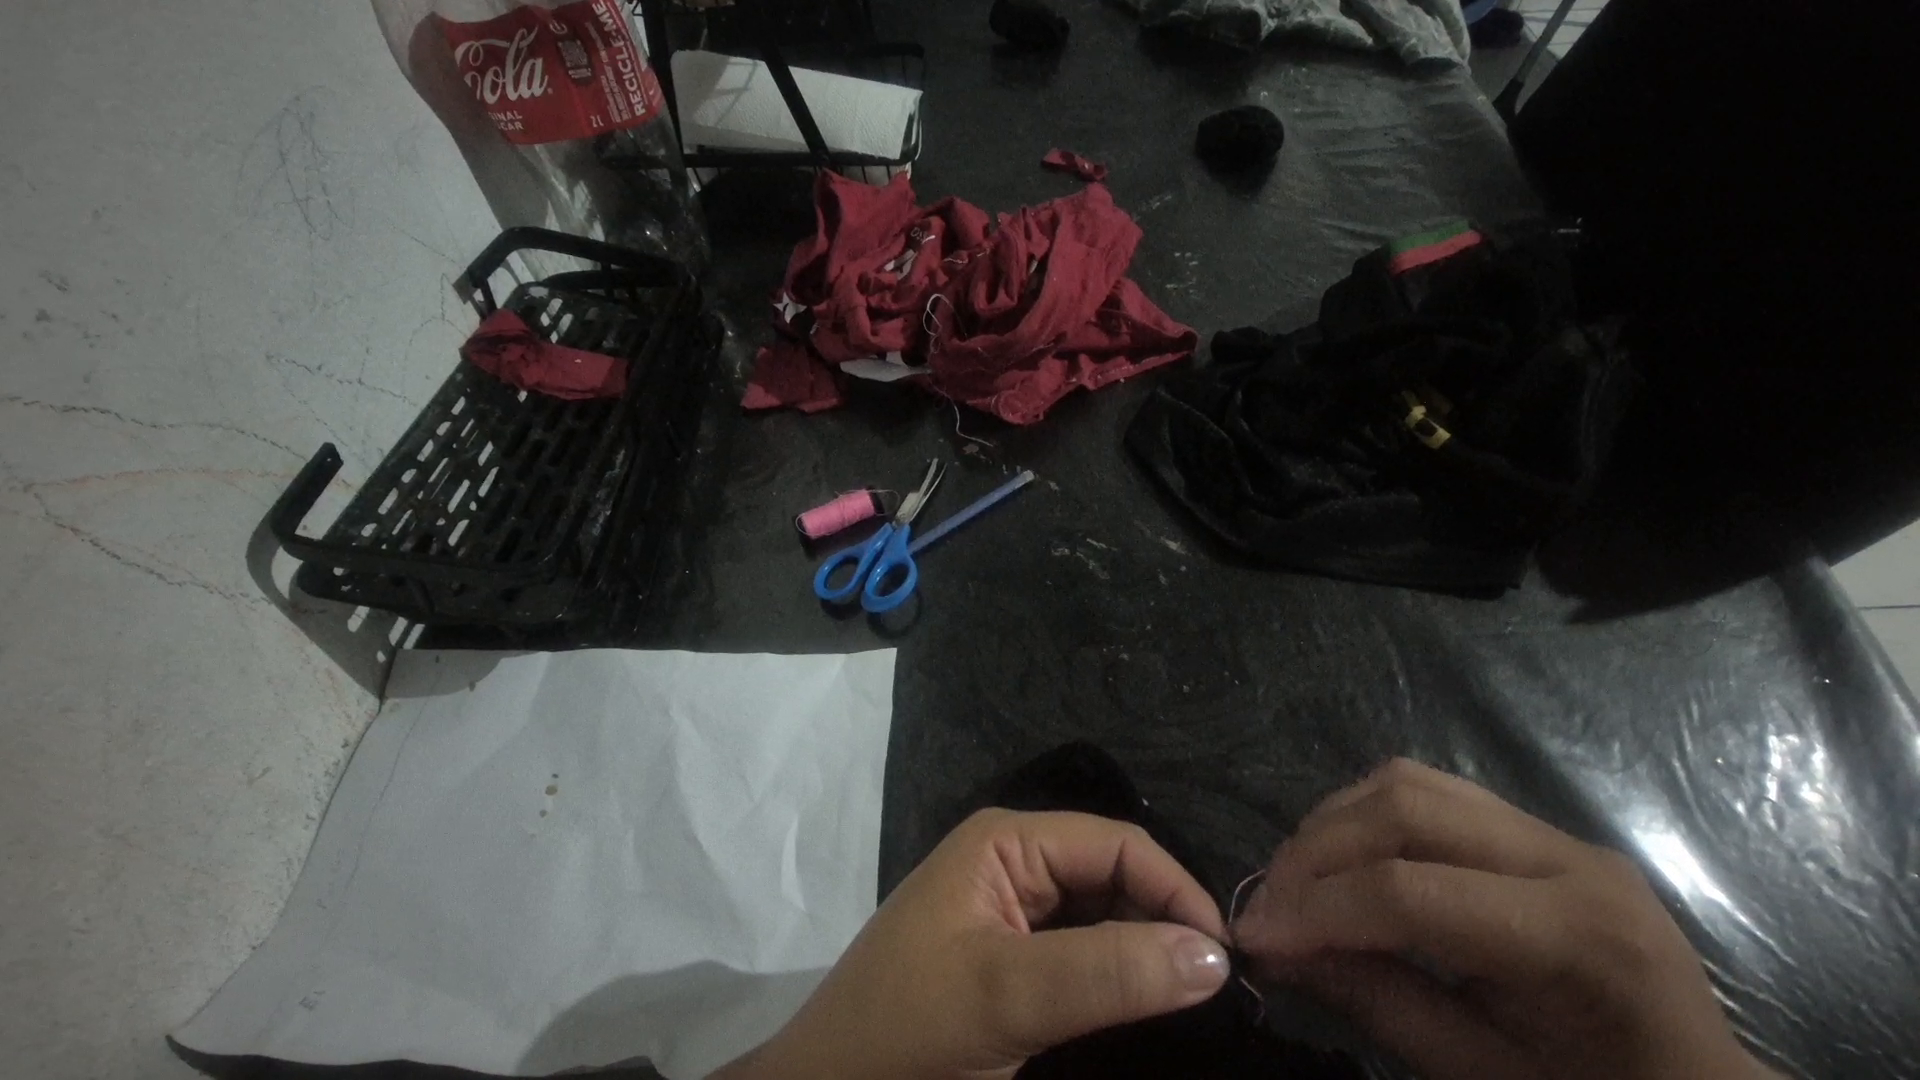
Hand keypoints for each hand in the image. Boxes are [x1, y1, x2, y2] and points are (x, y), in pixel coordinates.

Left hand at [713, 809, 1231, 1079]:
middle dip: (1163, 921)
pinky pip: (1079, 952)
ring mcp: (1009, 910)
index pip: (1116, 845)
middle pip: (1111, 876)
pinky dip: (1115, 976)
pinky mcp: (1008, 956)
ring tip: (1190, 999)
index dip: (1175, 891)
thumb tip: (1215, 956)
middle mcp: (1012, 863)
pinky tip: (1143, 1005)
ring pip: (1101, 916)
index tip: (1227, 961)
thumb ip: (1109, 971)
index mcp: (1006, 842)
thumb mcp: (1008, 996)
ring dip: (1143, 951)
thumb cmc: (909, 1028)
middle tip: (1217, 989)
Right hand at [1233, 759, 1773, 1079]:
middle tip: (1266, 905)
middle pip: (1404, 808)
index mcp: (1578, 938)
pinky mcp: (1535, 829)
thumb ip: (1376, 1001)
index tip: (1253, 937)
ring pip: (1409, 782)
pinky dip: (1366, 815)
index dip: (1315, 910)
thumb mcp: (1484, 1074)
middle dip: (1314, 852)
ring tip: (1296, 880)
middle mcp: (1569, 859)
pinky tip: (1344, 860)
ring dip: (1334, 824)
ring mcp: (1555, 833)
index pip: (1410, 892)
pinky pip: (1430, 791)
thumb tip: (1274, 949)